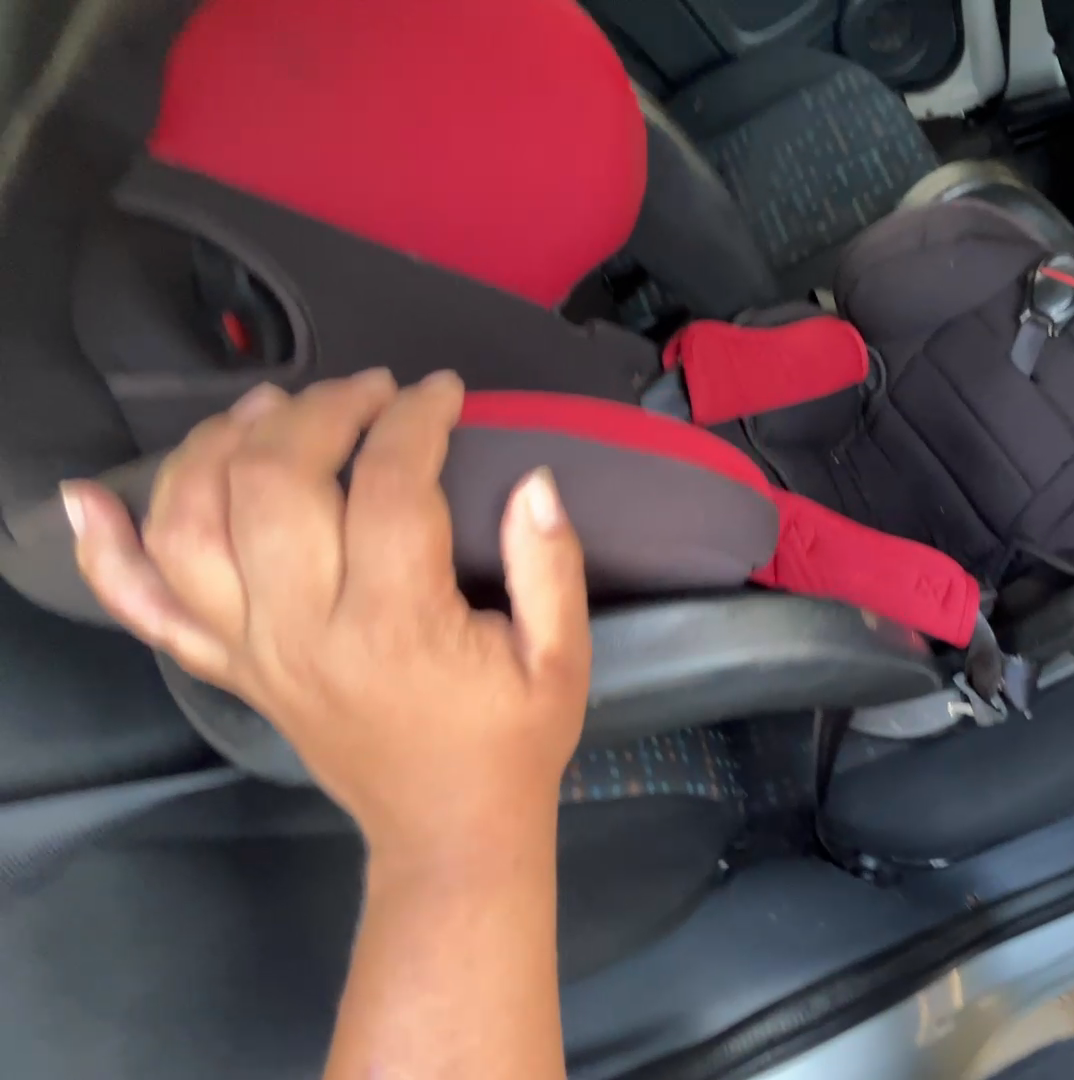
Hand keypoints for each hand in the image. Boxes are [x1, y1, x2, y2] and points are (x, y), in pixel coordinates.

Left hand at [63, 370, 591, 864]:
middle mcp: (305, 630)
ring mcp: (254, 652)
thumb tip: (534, 481)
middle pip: (275, 486)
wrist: (452, 826)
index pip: (389, 488)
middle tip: (372, 389)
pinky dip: (105, 550)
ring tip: (271, 407)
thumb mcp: (563, 657)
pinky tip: (89, 499)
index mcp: (399, 623)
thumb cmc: (518, 739)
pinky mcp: (233, 671)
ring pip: (193, 526)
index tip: (445, 390)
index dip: (416, 422)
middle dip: (321, 414)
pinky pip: (144, 606)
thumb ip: (550, 566)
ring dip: (220, 449)